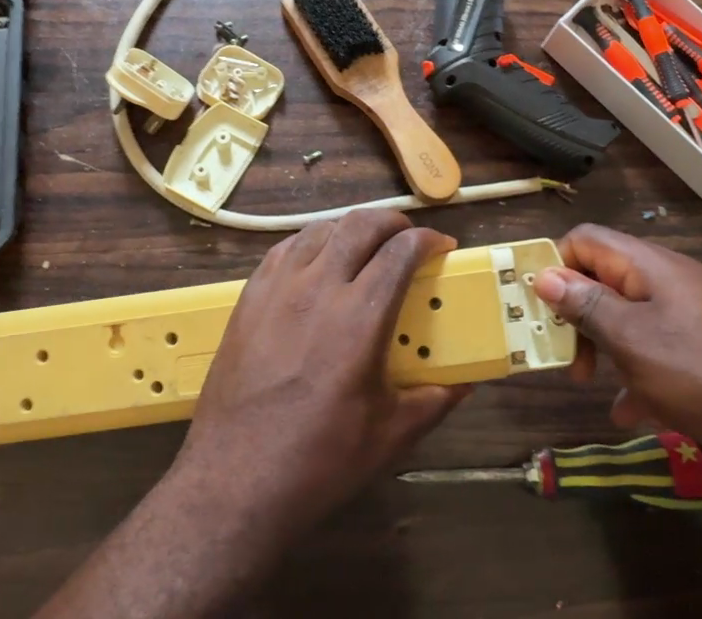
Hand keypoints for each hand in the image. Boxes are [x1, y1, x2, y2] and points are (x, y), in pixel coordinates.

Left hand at [169, 210, 469, 540]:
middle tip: (407, 240)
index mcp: (360, 318)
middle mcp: (318, 289)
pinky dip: (310, 243)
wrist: (235, 481)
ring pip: (319, 230)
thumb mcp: (391, 436)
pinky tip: (316, 263)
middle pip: (360, 225)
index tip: (442, 248)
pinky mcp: (247, 300)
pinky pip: (283, 250)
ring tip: (364, 248)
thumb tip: (466, 382)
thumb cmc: (319, 461)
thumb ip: (435, 400)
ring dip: (350, 229)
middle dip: (392, 221)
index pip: (401, 251)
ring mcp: (277, 290)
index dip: (427, 240)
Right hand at [532, 224, 701, 455]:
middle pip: (604, 280)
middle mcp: (667, 279)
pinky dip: (641, 374)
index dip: (554, 266)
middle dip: (577, 317)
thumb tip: (545, 274)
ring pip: (630, 318)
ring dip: (606, 349)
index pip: (584, 240)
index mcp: (646, 265)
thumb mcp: (632, 340)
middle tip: (568, 359)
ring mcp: (691, 312)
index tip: (537, 308)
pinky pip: (659, 348)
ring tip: (596, 388)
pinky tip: (637, 414)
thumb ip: (586, 305)